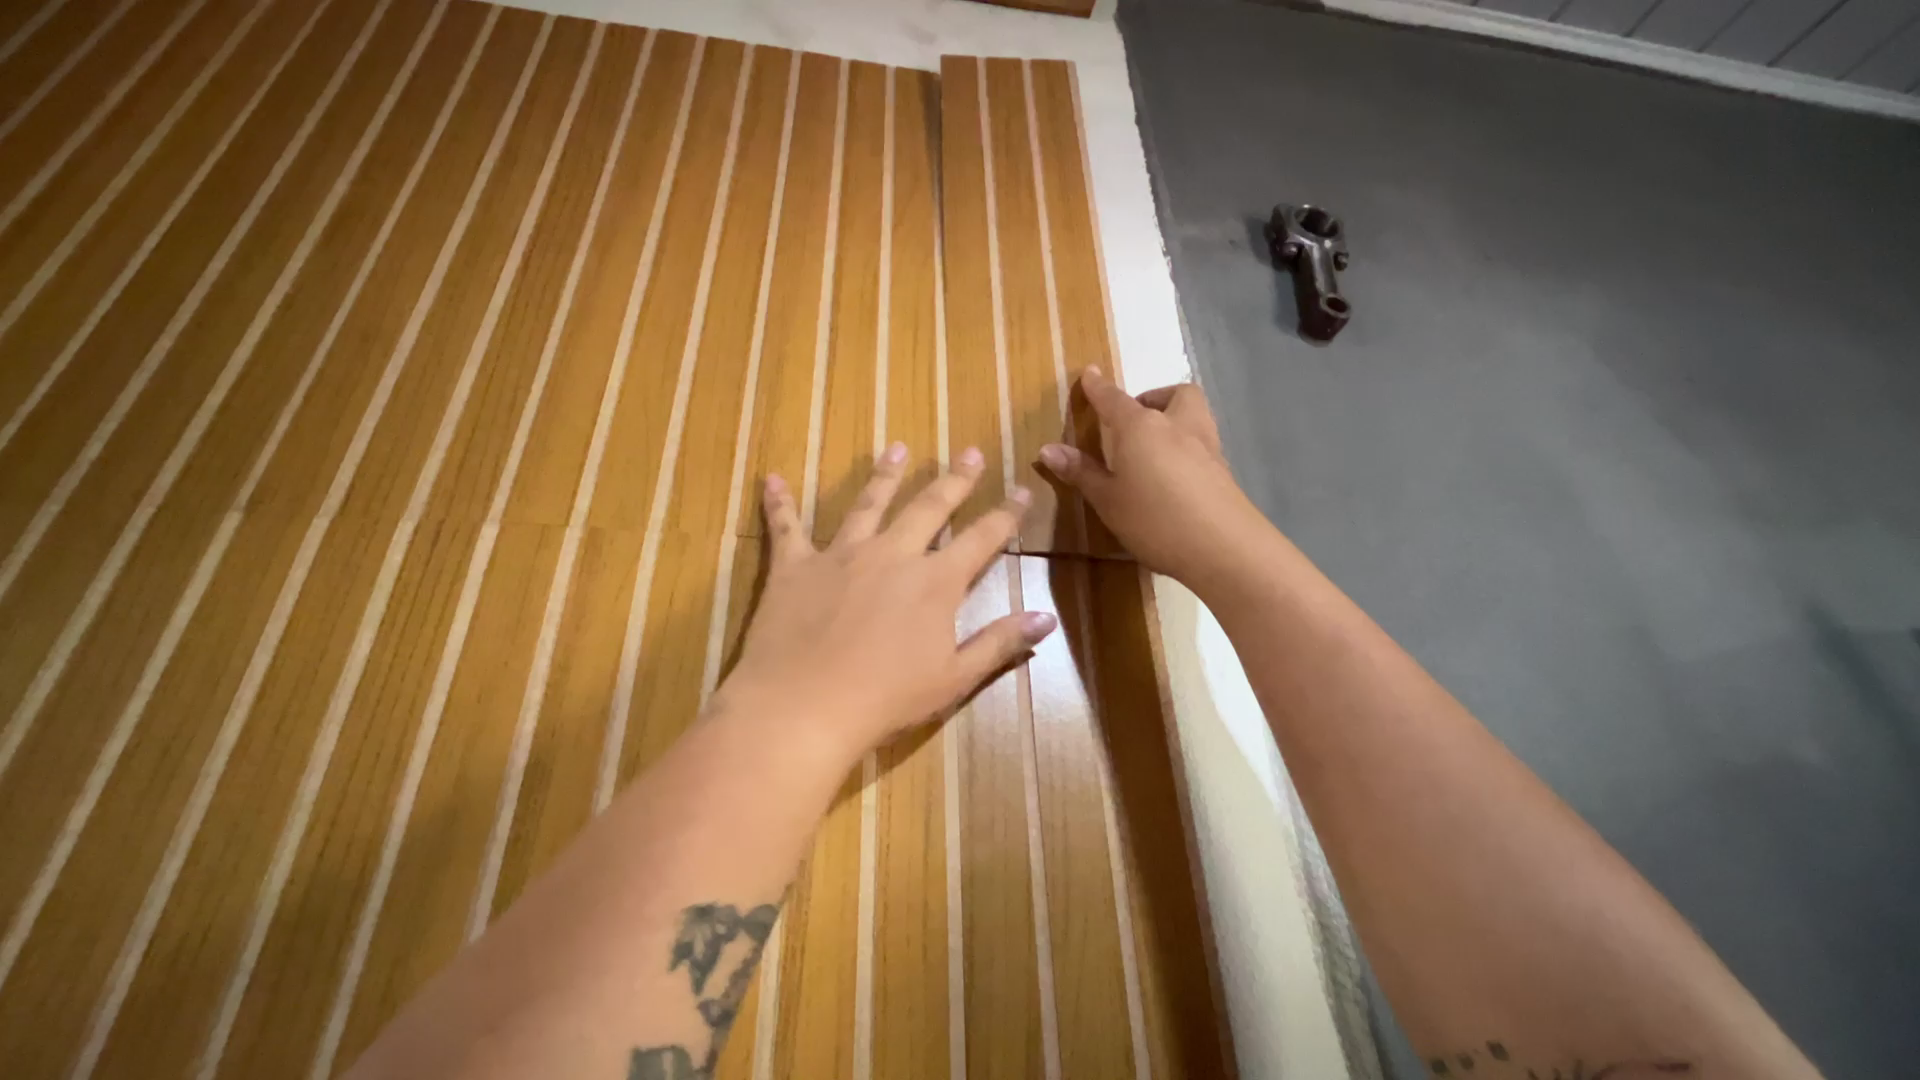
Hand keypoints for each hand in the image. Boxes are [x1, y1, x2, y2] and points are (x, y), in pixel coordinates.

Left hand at [714, 443, 1057, 757]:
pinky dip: (779, 504)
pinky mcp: (795, 566)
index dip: (1006, 514)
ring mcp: (842, 555)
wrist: (804, 705)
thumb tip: (1047, 617)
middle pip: (929, 507)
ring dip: (885, 475)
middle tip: (969, 452)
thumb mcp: (954, 678)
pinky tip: (771, 480)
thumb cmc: (886, 699)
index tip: (1022, 489)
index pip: (982, 539)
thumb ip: (999, 642)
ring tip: (897, 449)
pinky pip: (786, 527)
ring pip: (868, 504)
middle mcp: (893, 554)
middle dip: (954, 479)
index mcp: (935, 582)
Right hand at [1039, 367, 1271, 587]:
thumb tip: (1048, 449)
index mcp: (1141, 427)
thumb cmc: (1154, 519)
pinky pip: (1201, 445)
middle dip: (1154, 399)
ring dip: (1175, 421)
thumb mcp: (1108, 500)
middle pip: (1173, 394)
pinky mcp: (1224, 471)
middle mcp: (1177, 425)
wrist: (1223, 547)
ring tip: (1154, 449)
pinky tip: (1174, 478)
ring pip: (1193, 416)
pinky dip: (1186, 449)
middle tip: (1135, 422)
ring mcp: (1207, 446)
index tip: (1089, 374)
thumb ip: (1082, 472)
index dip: (1098, 388)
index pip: (1114, 399)